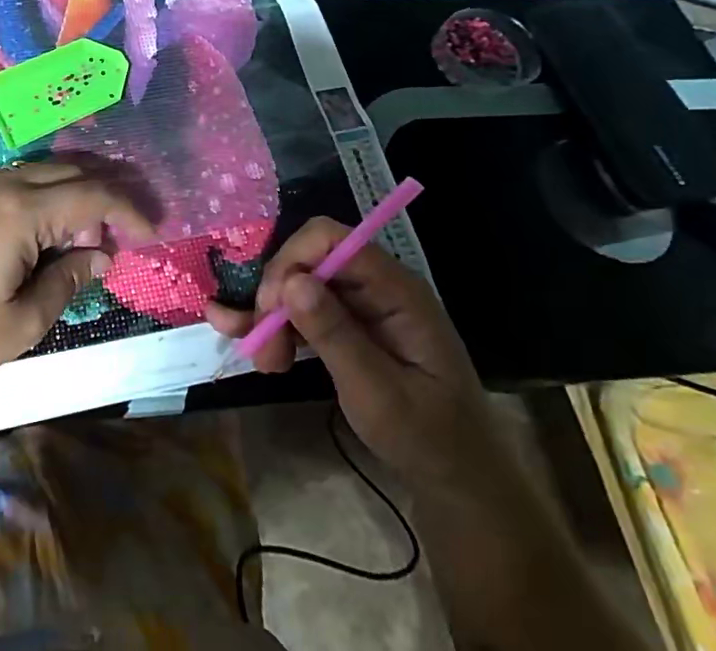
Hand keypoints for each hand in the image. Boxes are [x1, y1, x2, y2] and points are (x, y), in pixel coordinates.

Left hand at [0, 161, 153, 412]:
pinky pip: (19, 181)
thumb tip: (101, 256)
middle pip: (73, 171)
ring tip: (92, 237)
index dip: (130, 213)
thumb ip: (69, 281)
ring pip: (45, 171)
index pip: (93, 196)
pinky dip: (47, 196)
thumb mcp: (23, 322)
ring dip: (77, 194)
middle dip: (108, 196)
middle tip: (129, 233)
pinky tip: (50, 232)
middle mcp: (2, 184)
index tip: (153, 236)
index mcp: (22, 211)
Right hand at [206, 217, 505, 493]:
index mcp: (396, 291)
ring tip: (261, 360)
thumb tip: (291, 281)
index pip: (330, 240)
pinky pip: (301, 311)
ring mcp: (360, 305)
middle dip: (273, 298)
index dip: (290, 263)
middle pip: (306, 261)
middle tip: (261, 348)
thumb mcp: (378, 393)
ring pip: (297, 286)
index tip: (269, 310)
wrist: (458, 476)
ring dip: (269, 317)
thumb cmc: (428, 437)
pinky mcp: (347, 325)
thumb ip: (335, 335)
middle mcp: (375, 287)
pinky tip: (257, 349)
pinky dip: (275, 328)